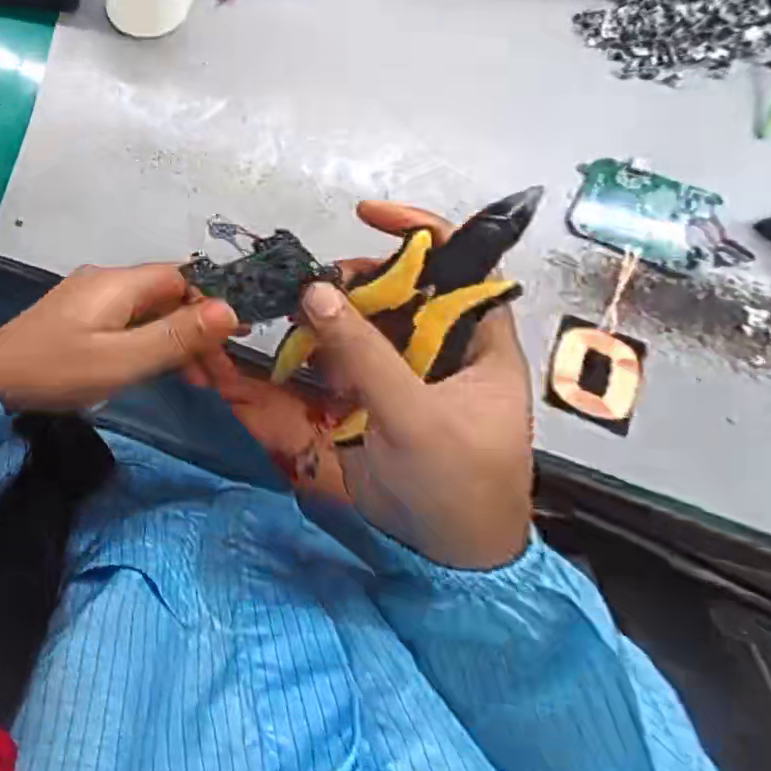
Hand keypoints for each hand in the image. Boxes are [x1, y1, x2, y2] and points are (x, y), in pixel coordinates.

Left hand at [0, 265, 238, 411]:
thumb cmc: (60, 369)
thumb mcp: (124, 359)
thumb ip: (176, 336)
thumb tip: (229, 309)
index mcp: (118, 283)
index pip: (182, 278)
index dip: (212, 306)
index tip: (232, 343)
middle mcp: (105, 281)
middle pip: (167, 296)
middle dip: (196, 332)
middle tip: (218, 378)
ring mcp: (88, 297)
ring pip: (148, 311)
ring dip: (174, 342)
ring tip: (196, 383)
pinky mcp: (77, 315)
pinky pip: (126, 321)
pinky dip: (148, 343)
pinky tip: (156, 370)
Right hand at [191, 202, 534, 568]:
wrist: (444, 554)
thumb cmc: (456, 484)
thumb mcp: (412, 415)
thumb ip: (362, 353)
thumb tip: (315, 290)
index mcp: (479, 345)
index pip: (461, 269)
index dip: (420, 233)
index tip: (366, 216)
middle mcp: (442, 348)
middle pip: (398, 289)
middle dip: (354, 280)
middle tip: (310, 290)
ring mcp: (405, 370)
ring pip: (363, 319)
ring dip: (327, 313)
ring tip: (293, 321)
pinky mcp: (373, 392)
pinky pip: (341, 353)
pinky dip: (315, 344)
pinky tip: (292, 347)